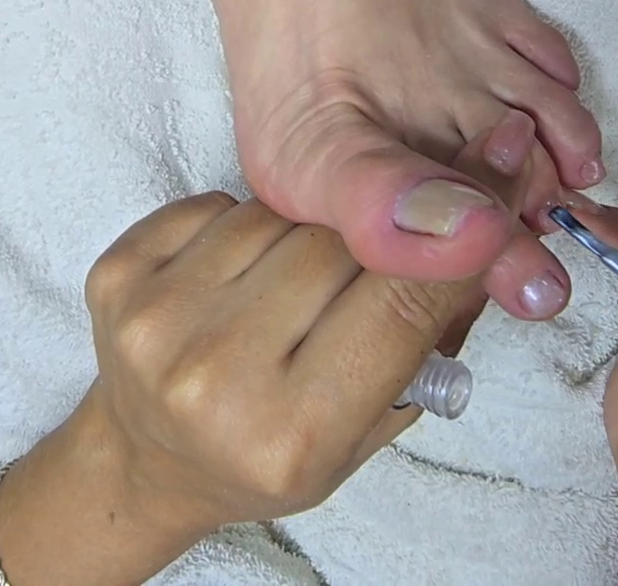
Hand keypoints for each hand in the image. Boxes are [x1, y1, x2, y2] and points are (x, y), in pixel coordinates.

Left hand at [67, 124, 527, 538]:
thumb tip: (481, 225)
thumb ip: (420, 342)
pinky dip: (237, 226)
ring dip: (298, 236)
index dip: (462, 229)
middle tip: (353, 272)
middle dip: (365, 246)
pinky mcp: (115, 273)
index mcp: (289, 432)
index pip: (399, 306)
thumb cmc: (265, 451)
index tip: (502, 163)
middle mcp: (214, 375)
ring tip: (279, 287)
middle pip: (338, 246)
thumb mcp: (360, 433)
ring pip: (277, 215)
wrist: (146, 454)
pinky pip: (215, 204)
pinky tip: (230, 274)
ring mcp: (155, 320)